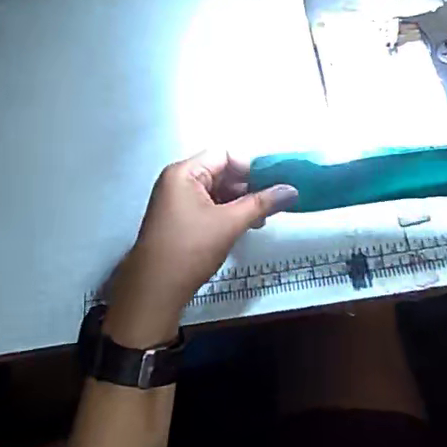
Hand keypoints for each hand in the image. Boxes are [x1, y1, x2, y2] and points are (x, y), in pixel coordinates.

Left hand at [104, 151, 296, 347]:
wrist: (155, 290)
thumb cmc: (190, 249)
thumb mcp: (230, 223)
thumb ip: (262, 203)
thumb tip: (292, 190)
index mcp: (184, 173)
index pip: (224, 156)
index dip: (251, 167)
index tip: (274, 184)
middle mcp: (178, 181)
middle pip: (221, 172)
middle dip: (249, 186)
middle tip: (273, 201)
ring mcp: (178, 200)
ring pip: (218, 191)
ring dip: (241, 202)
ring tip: (263, 218)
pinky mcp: (181, 218)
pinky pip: (210, 205)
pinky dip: (229, 212)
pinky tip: (247, 225)